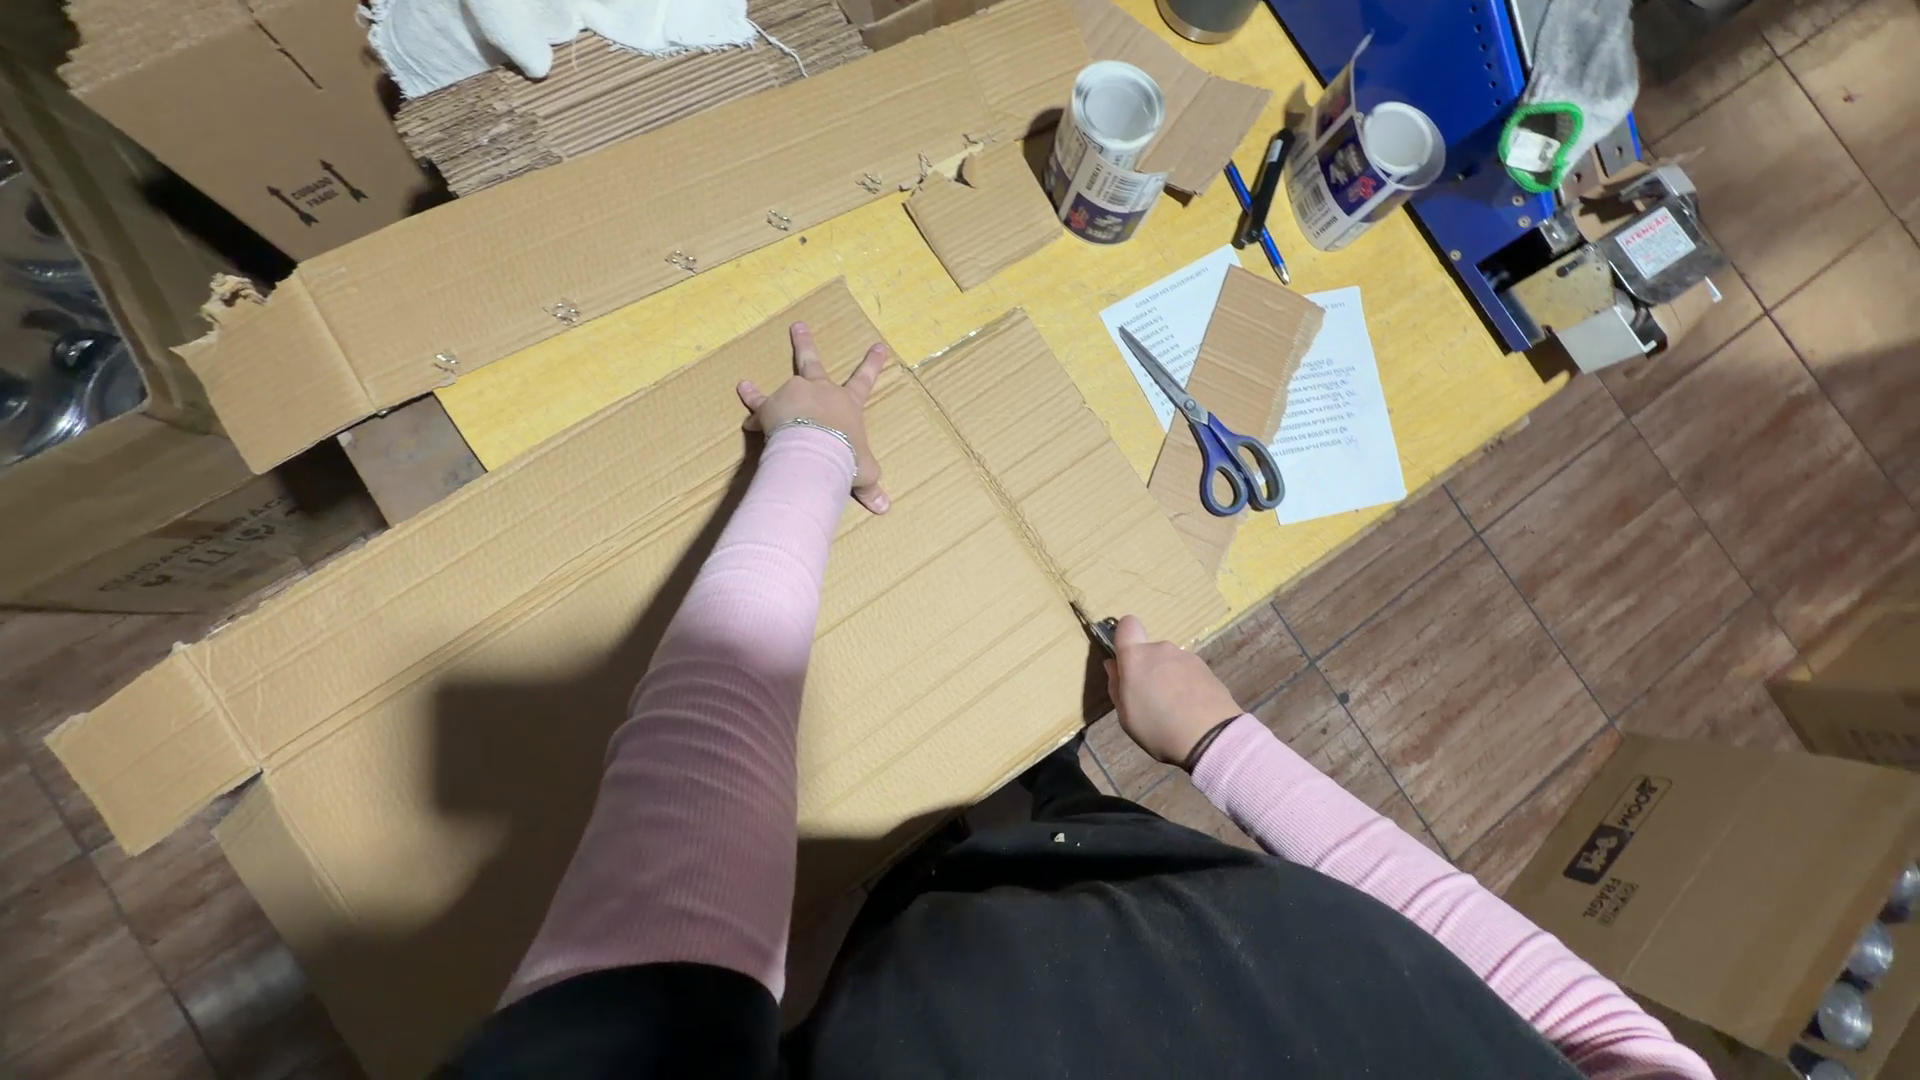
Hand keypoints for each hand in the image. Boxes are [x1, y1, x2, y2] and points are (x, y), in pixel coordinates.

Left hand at [737, 322, 890, 514]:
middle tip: (798, 326)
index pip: (865, 381)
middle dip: (805, 344)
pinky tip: (746, 417)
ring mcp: (795, 394)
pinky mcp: (772, 406)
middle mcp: (822, 391)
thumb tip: (884, 508)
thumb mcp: (864, 473)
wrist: (818, 450)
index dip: (873, 364)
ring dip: (761, 390)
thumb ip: (870, 487)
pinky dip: (752, 410)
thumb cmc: (847, 457)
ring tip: (745, 385)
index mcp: (848, 404)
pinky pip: (758, 406)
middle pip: (813, 362)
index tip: (878, 347)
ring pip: (780, 387)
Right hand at [1105, 615, 1241, 765]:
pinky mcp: (1208, 669)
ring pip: (1170, 662)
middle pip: (1150, 650)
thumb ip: (1117, 685)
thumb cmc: (1157, 727)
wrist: (1210, 738)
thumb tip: (1113, 665)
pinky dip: (1187, 685)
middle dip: (1148, 667)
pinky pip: (1189, 672)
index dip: (1125, 637)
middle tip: (1151, 697)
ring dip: (1169, 677)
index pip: (1127, 625)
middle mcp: (1162, 649)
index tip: (1125, 659)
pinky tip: (1192, 708)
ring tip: (1175, 707)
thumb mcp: (1125, 715)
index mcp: (1136, 657)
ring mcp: (1187, 657)